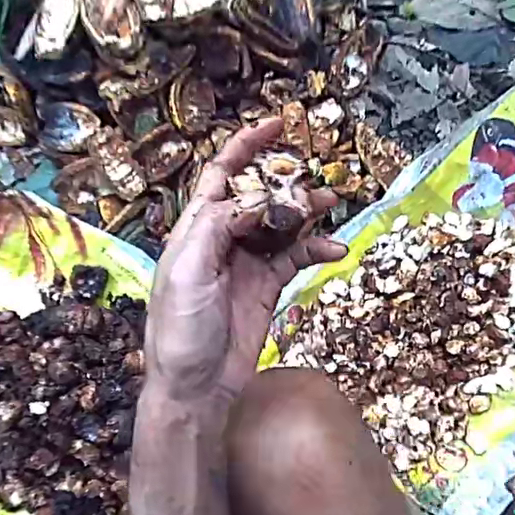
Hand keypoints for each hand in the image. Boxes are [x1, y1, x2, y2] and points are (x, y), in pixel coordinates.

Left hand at [145, 118, 346, 405]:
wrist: (198, 388)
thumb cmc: (180, 332)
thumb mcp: (188, 272)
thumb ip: (215, 228)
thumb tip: (250, 197)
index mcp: (196, 229)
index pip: (222, 175)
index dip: (246, 147)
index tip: (275, 125)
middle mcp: (223, 240)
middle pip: (259, 195)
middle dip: (285, 180)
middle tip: (312, 175)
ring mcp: (248, 263)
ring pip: (283, 224)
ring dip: (307, 212)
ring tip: (332, 203)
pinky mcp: (268, 287)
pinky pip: (296, 258)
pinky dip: (316, 250)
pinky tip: (334, 251)